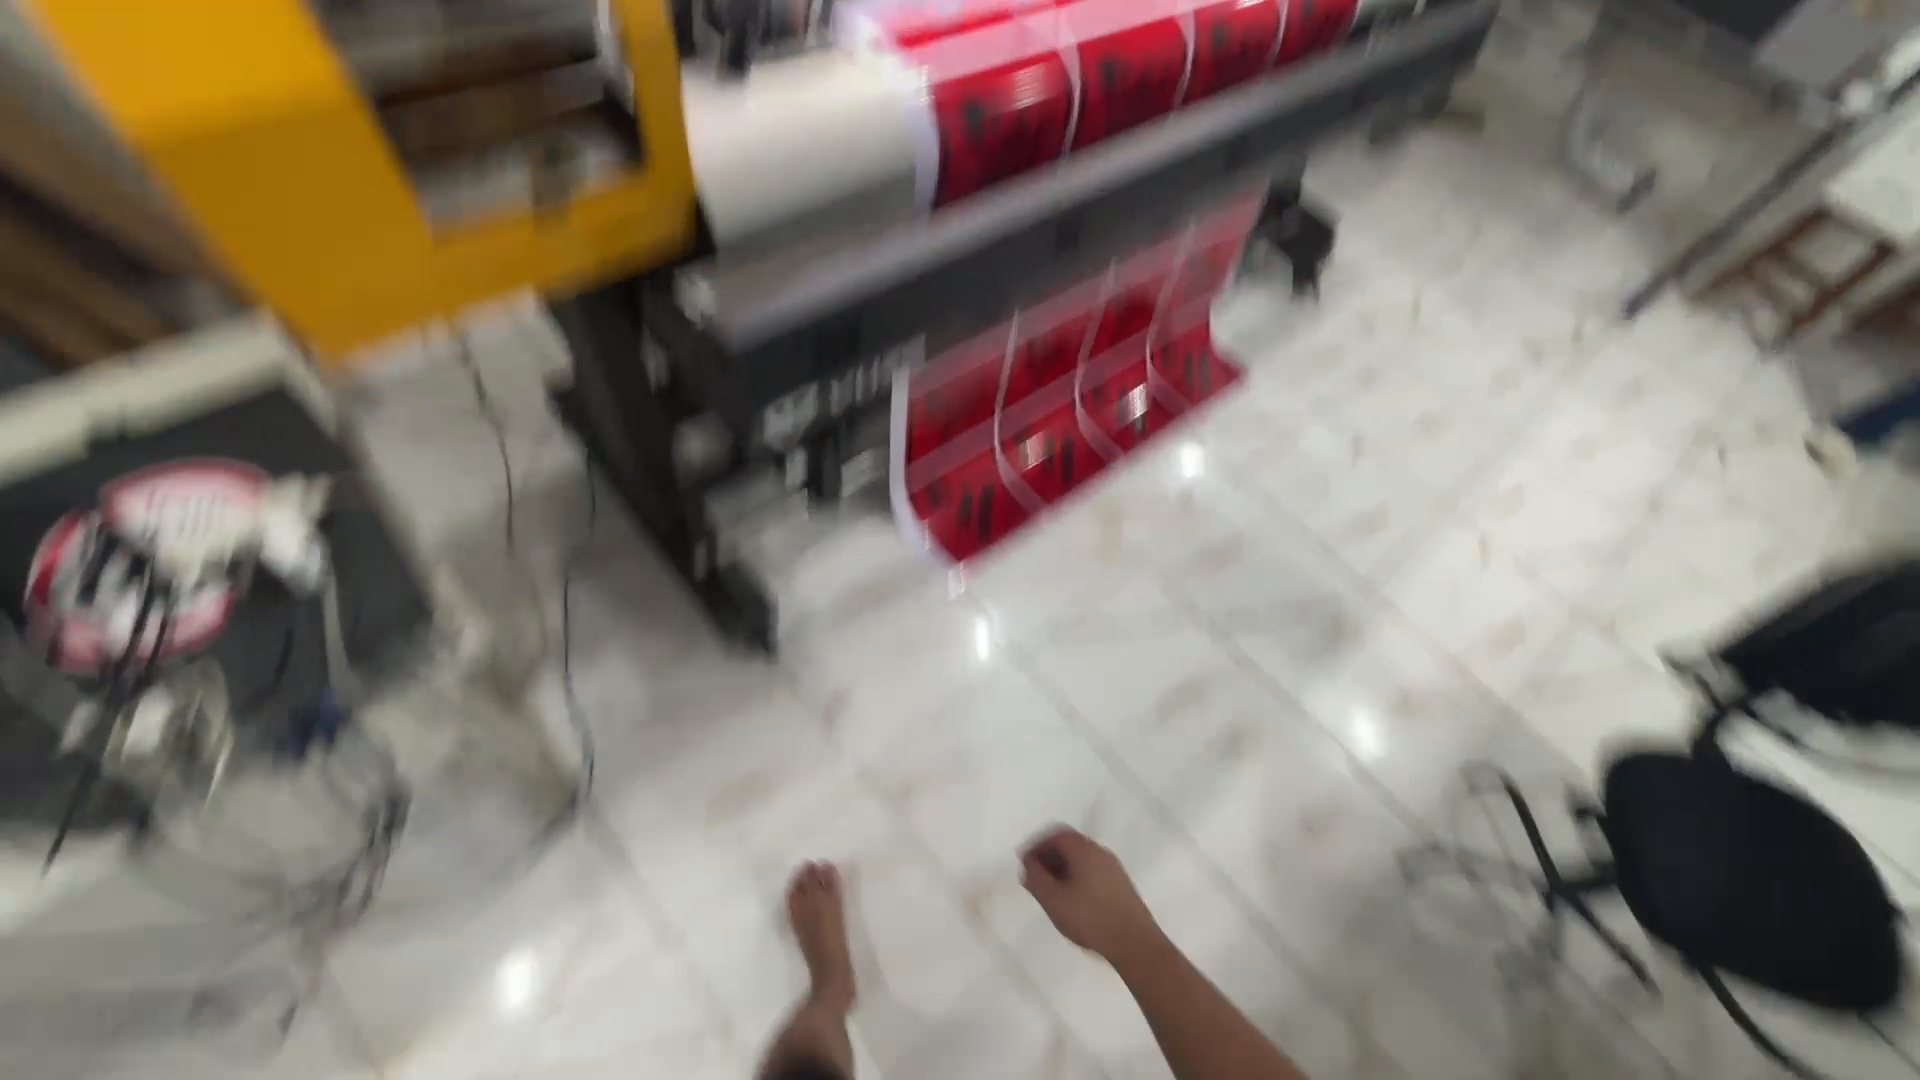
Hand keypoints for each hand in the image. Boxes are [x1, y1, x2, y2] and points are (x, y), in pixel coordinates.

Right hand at [1020, 826, 1164, 964]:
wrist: (1135, 943)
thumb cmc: (1090, 918)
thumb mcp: (1053, 900)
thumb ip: (1036, 879)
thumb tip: (1029, 866)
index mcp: (1084, 850)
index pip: (1056, 835)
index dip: (1037, 845)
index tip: (1025, 863)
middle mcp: (1101, 852)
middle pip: (1070, 845)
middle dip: (1049, 857)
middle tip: (1035, 877)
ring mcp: (1114, 868)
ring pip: (1082, 860)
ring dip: (1063, 870)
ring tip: (1051, 892)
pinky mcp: (1121, 885)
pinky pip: (1093, 871)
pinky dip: (1077, 878)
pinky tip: (1073, 901)